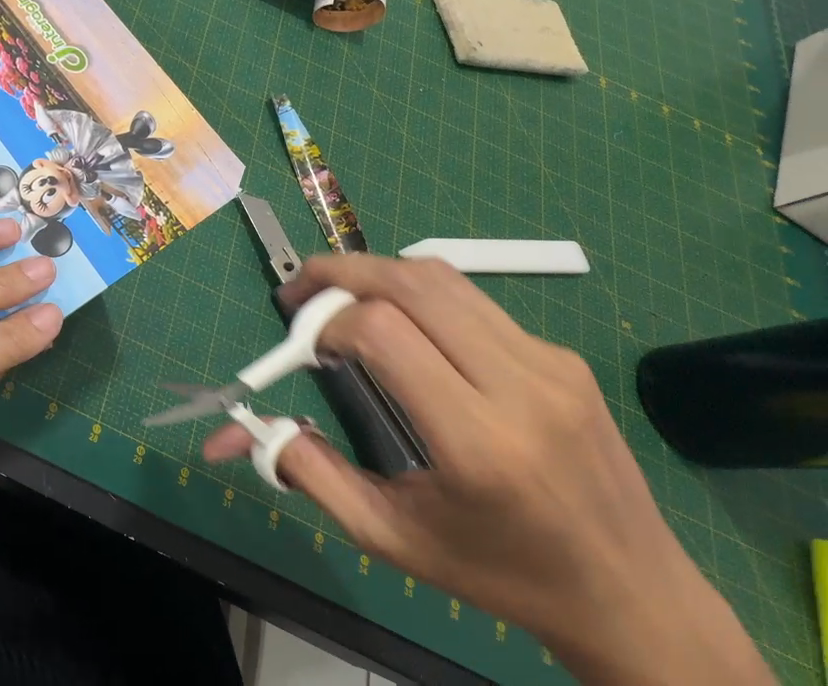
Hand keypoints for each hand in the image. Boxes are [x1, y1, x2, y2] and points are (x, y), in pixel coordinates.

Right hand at [204, 254, 771, 684]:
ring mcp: (552, 366)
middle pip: (411, 283)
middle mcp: (521, 388)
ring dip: (377, 275)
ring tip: (341, 300)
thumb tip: (236, 433)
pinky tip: (403, 331)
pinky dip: (419, 297)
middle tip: (299, 294)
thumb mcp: (388, 535)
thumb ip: (308, 472)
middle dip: (339, 273)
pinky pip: (475, 302)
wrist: (633, 595)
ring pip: (444, 279)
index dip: (323, 323)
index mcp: (477, 442)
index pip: (381, 331)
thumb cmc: (498, 573)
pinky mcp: (565, 360)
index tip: (301, 349)